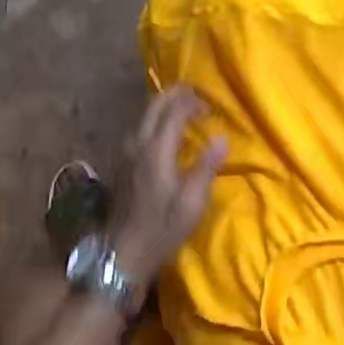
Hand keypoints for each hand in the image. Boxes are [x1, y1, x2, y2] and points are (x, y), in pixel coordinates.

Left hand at [114, 86, 227, 283]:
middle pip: (154, 105)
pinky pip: (139, 127)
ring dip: (163, 104)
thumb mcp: (192, 203)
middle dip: (175, 94)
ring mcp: (126, 151)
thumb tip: (221, 139)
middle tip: (195, 93)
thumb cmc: (162, 229)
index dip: (192, 103)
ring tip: (183, 106)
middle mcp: (138, 143)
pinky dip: (154, 118)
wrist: (122, 251)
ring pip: (144, 114)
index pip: (174, 112)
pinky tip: (164, 129)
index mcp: (156, 150)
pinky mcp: (122, 161)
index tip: (210, 106)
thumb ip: (206, 168)